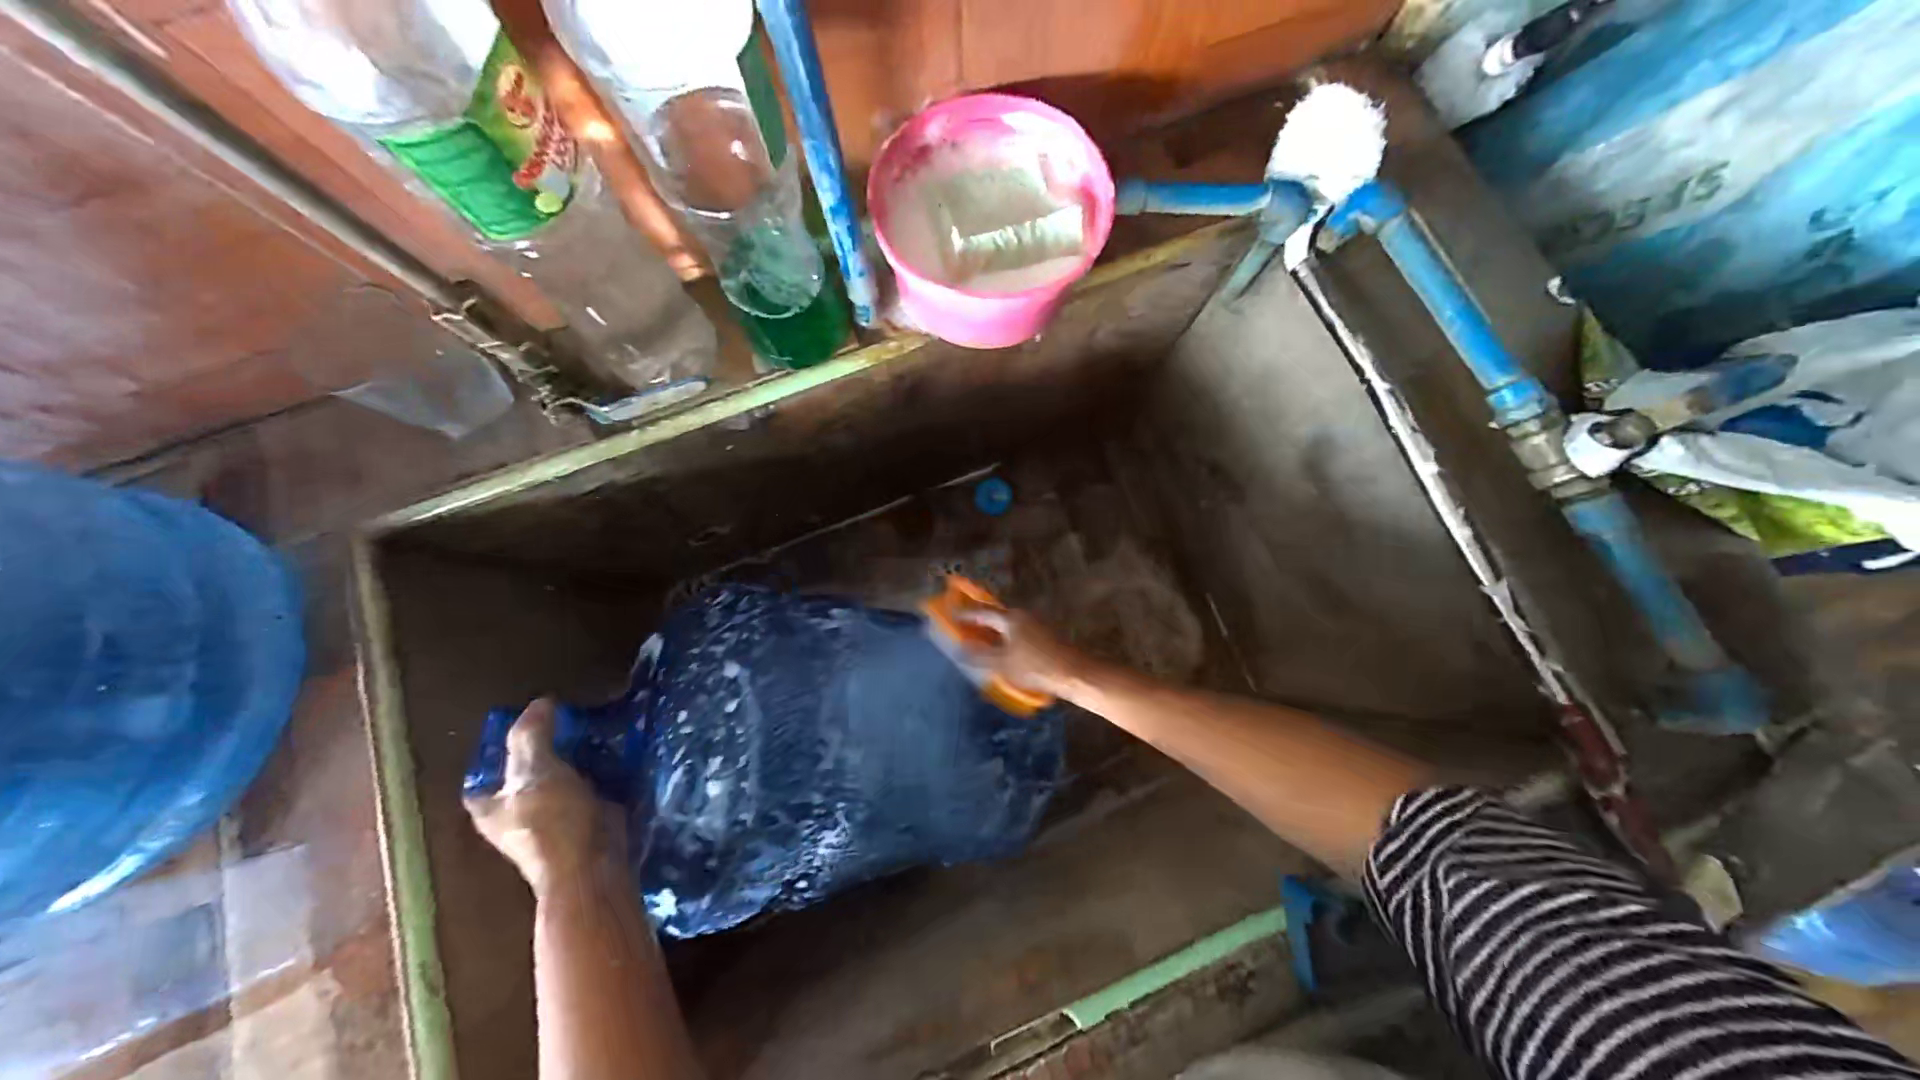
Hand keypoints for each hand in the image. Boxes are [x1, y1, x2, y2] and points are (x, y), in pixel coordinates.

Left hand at [464, 698, 610, 894]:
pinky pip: (589, 784)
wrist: (591, 867)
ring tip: (600, 726)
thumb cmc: (551, 823)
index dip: (507, 742)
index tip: (535, 719)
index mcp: (489, 805)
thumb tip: (539, 703)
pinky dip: (600, 769)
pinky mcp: (584, 819)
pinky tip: (616, 751)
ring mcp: (552, 817)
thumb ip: (531, 735)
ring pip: (562, 774)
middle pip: (529, 768)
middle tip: (575, 716)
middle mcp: (516, 812)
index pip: (489, 767)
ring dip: (579, 755)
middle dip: (550, 744)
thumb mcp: (535, 772)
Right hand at [950, 608, 1097, 699]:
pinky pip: (1019, 634)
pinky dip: (1007, 640)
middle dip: (980, 623)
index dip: (966, 614)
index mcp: (1011, 618)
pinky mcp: (1046, 637)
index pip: (983, 612)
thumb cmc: (1035, 667)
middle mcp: (1024, 616)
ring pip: (1009, 626)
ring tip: (982, 644)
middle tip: (965, 630)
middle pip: (997, 617)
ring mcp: (1037, 625)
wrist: (1074, 674)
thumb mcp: (1002, 664)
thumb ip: (979, 656)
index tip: (952, 616)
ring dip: (994, 633)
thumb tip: (959, 649)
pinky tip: (1005, 654)